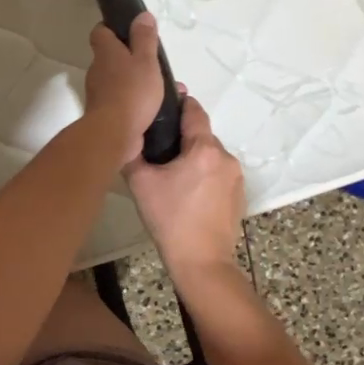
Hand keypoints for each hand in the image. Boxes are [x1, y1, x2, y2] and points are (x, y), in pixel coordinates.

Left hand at [84, 14, 164, 164]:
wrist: (114, 133)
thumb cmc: (132, 91)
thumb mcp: (145, 60)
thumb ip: (144, 38)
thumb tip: (142, 15)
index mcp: (105, 52)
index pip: (100, 31)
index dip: (113, 28)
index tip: (131, 31)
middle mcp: (97, 69)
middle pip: (111, 56)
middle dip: (131, 57)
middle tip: (154, 62)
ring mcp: (99, 91)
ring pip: (119, 79)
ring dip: (138, 80)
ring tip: (165, 86)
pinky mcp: (105, 111)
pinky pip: (123, 98)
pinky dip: (137, 99)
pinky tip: (158, 106)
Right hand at [125, 90, 244, 274]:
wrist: (201, 261)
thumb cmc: (170, 219)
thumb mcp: (140, 183)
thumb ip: (131, 153)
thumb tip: (124, 137)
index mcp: (203, 149)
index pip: (194, 112)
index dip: (179, 103)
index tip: (163, 103)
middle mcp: (225, 158)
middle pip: (201, 136)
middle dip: (181, 139)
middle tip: (157, 152)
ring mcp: (236, 178)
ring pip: (209, 156)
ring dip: (192, 159)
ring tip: (170, 176)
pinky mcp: (239, 196)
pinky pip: (217, 174)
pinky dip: (202, 176)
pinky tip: (186, 193)